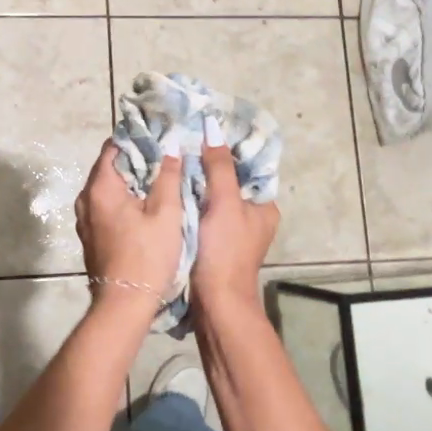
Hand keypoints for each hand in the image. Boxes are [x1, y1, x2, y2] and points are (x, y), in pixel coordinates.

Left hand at [74, 140, 184, 313]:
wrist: (124, 303)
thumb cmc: (147, 256)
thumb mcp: (166, 213)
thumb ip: (167, 176)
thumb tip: (170, 146)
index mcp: (100, 188)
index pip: (113, 148)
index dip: (136, 139)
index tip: (159, 136)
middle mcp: (85, 199)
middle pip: (109, 167)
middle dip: (136, 159)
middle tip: (165, 155)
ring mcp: (85, 219)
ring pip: (108, 188)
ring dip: (130, 181)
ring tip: (159, 177)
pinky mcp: (91, 235)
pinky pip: (106, 205)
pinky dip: (124, 199)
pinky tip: (145, 204)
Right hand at [189, 117, 279, 314]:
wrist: (215, 303)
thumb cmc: (225, 251)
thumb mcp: (224, 203)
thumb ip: (219, 166)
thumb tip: (213, 127)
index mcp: (262, 205)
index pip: (245, 165)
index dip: (224, 147)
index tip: (199, 129)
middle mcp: (251, 216)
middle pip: (227, 180)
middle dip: (205, 163)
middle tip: (178, 143)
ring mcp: (232, 231)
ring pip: (211, 196)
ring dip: (194, 183)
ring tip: (170, 162)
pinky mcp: (213, 243)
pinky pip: (200, 213)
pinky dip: (187, 202)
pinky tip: (169, 191)